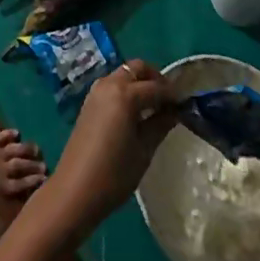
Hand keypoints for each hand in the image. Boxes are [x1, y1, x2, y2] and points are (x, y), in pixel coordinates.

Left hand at [0, 128, 46, 198]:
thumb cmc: (0, 173)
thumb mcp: (7, 184)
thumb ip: (23, 183)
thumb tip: (44, 181)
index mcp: (3, 183)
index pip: (17, 185)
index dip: (31, 181)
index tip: (44, 177)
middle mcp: (0, 168)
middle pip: (16, 166)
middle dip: (31, 166)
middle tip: (44, 165)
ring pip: (11, 151)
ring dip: (24, 149)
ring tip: (37, 149)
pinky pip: (1, 136)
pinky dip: (8, 134)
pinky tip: (18, 133)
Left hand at [45, 60, 177, 225]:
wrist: (74, 191)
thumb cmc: (114, 173)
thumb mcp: (144, 149)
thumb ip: (161, 124)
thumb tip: (175, 111)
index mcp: (125, 94)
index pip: (156, 87)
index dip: (173, 94)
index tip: (185, 103)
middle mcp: (109, 85)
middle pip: (137, 69)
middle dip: (155, 78)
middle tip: (168, 99)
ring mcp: (96, 92)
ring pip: (123, 75)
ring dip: (139, 82)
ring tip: (153, 106)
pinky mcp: (88, 103)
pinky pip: (112, 85)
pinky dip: (126, 90)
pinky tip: (134, 112)